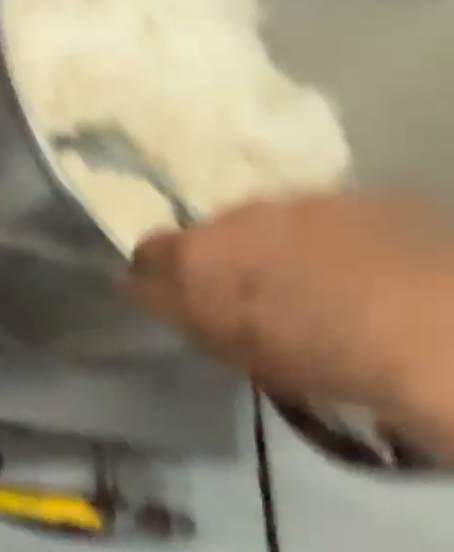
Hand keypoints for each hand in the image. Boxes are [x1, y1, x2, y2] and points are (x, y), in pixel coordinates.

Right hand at [126, 194, 453, 442]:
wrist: (433, 333)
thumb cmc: (308, 351)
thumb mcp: (219, 343)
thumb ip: (168, 305)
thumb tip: (128, 279)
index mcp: (195, 251)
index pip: (149, 249)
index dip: (157, 271)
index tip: (173, 294)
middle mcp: (242, 214)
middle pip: (217, 230)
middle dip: (227, 254)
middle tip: (250, 292)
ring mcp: (311, 202)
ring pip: (278, 220)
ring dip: (281, 243)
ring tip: (311, 279)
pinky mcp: (376, 200)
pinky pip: (339, 217)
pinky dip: (338, 238)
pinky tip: (361, 267)